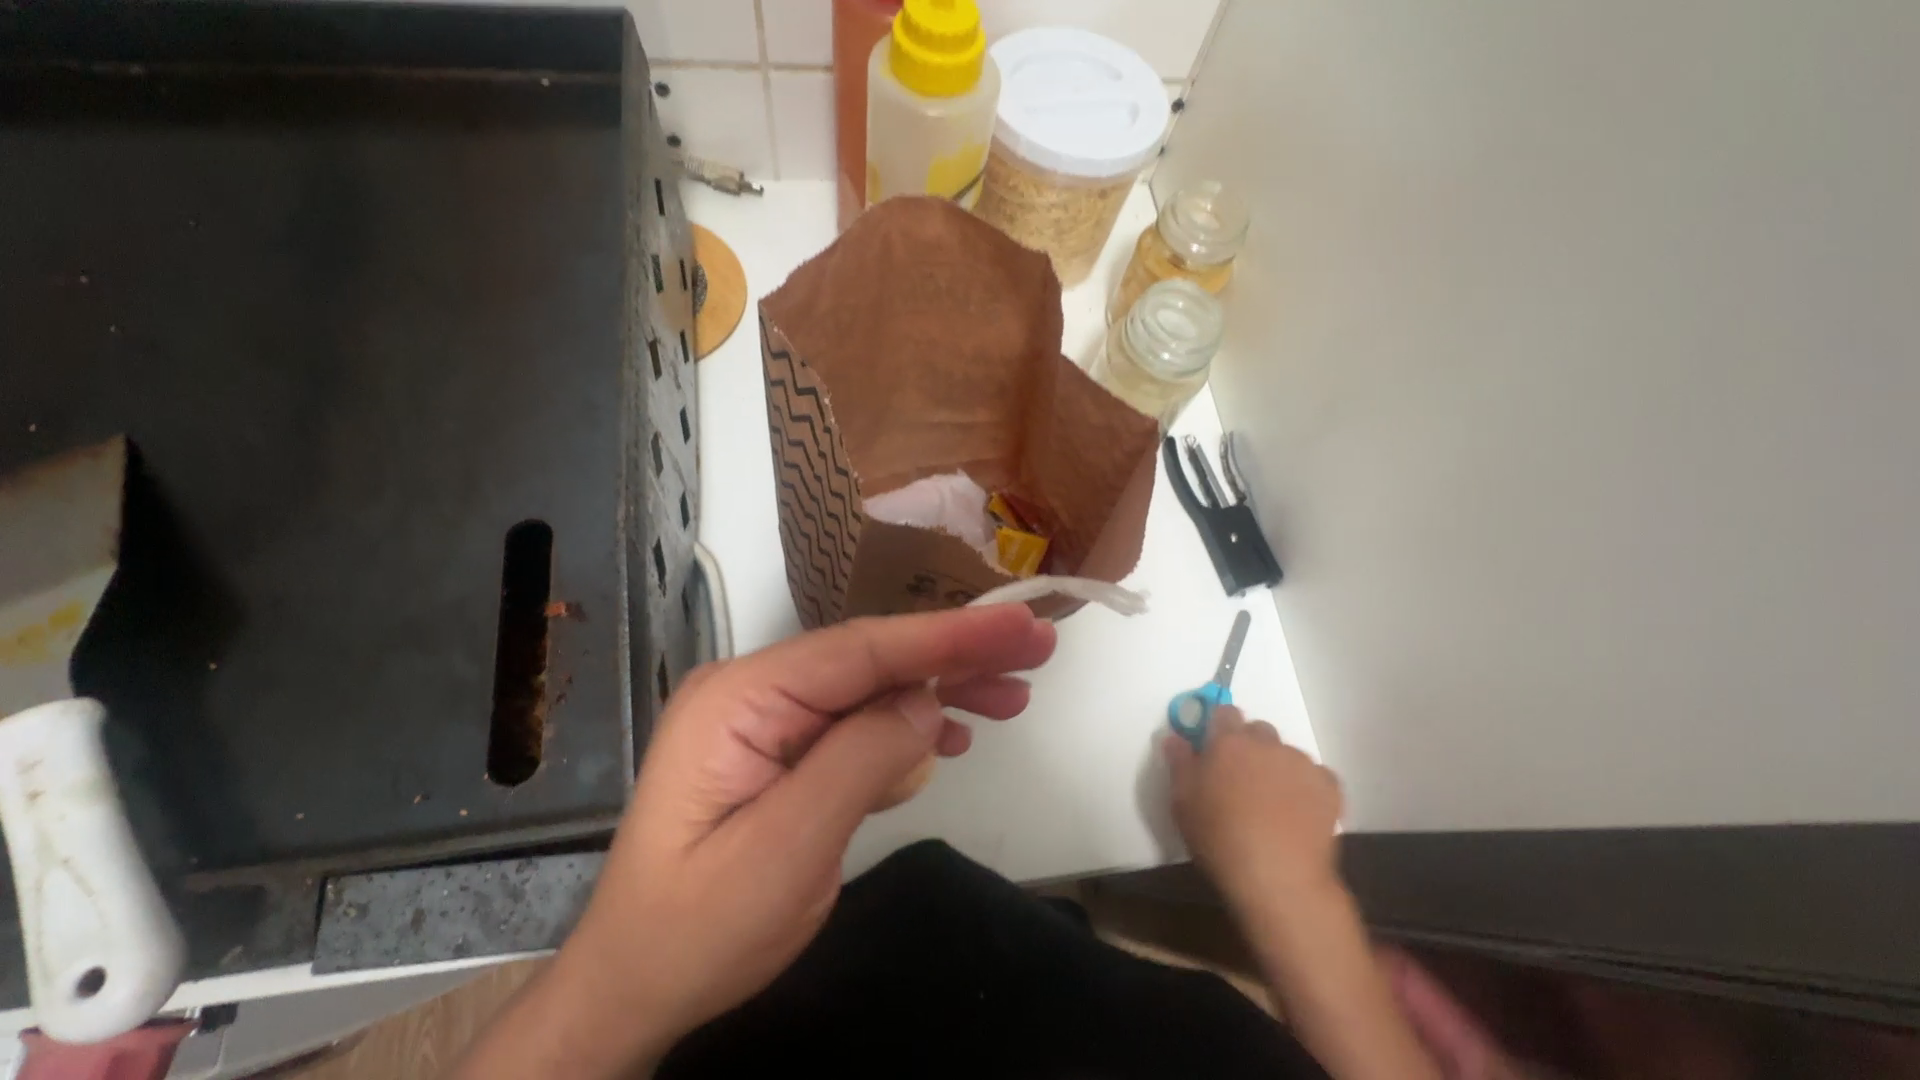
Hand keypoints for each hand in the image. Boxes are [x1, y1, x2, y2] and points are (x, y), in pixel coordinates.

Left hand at [557, 604, 1055, 1053]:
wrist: (634, 985)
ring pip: (870, 691)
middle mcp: (751, 693)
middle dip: (954, 655)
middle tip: (1037, 650)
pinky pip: (854, 728)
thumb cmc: (701, 926)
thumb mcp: (788, 849)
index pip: (860, 649)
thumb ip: (860, 761)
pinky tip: (950, 737)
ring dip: (939, 693)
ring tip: (1012, 699)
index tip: (1019, 623)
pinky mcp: (779, 755)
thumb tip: (926, 703)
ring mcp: (763, 723)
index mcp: (740, 698)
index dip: (947, 634)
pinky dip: (906, 731)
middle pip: (871, 660)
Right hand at [1164, 706, 1342, 908]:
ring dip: (1277, 766)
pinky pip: (1315, 775)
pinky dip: (1306, 786)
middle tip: (1241, 779)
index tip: (1214, 749)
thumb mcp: (1182, 804)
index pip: (1224, 712)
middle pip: (1258, 730)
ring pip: (1286, 753)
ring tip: (1272, 802)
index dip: (1219, 727)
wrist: (1278, 877)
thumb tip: (1175, 738)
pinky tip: (1299, 812)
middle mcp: (1267, 744)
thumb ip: (1179, 764)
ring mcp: (1301, 763)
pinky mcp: (1329, 786)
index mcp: (1228, 742)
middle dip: (1249, 746)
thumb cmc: (1219, 838)